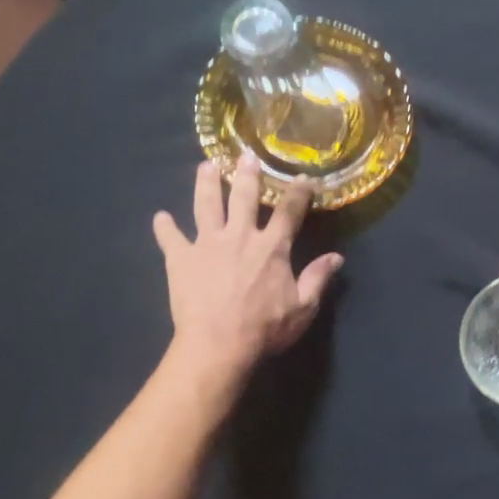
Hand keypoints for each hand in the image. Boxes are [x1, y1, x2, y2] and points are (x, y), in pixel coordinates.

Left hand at [152, 155, 342, 386]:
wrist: (219, 342)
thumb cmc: (266, 327)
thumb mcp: (303, 307)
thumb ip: (318, 278)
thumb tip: (337, 258)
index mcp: (272, 247)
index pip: (288, 213)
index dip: (297, 193)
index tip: (302, 177)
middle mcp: (239, 236)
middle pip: (242, 197)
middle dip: (246, 175)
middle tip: (246, 156)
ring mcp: (206, 244)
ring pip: (205, 205)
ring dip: (206, 184)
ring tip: (206, 166)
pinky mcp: (180, 258)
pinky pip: (170, 238)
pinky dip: (165, 227)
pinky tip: (161, 218)